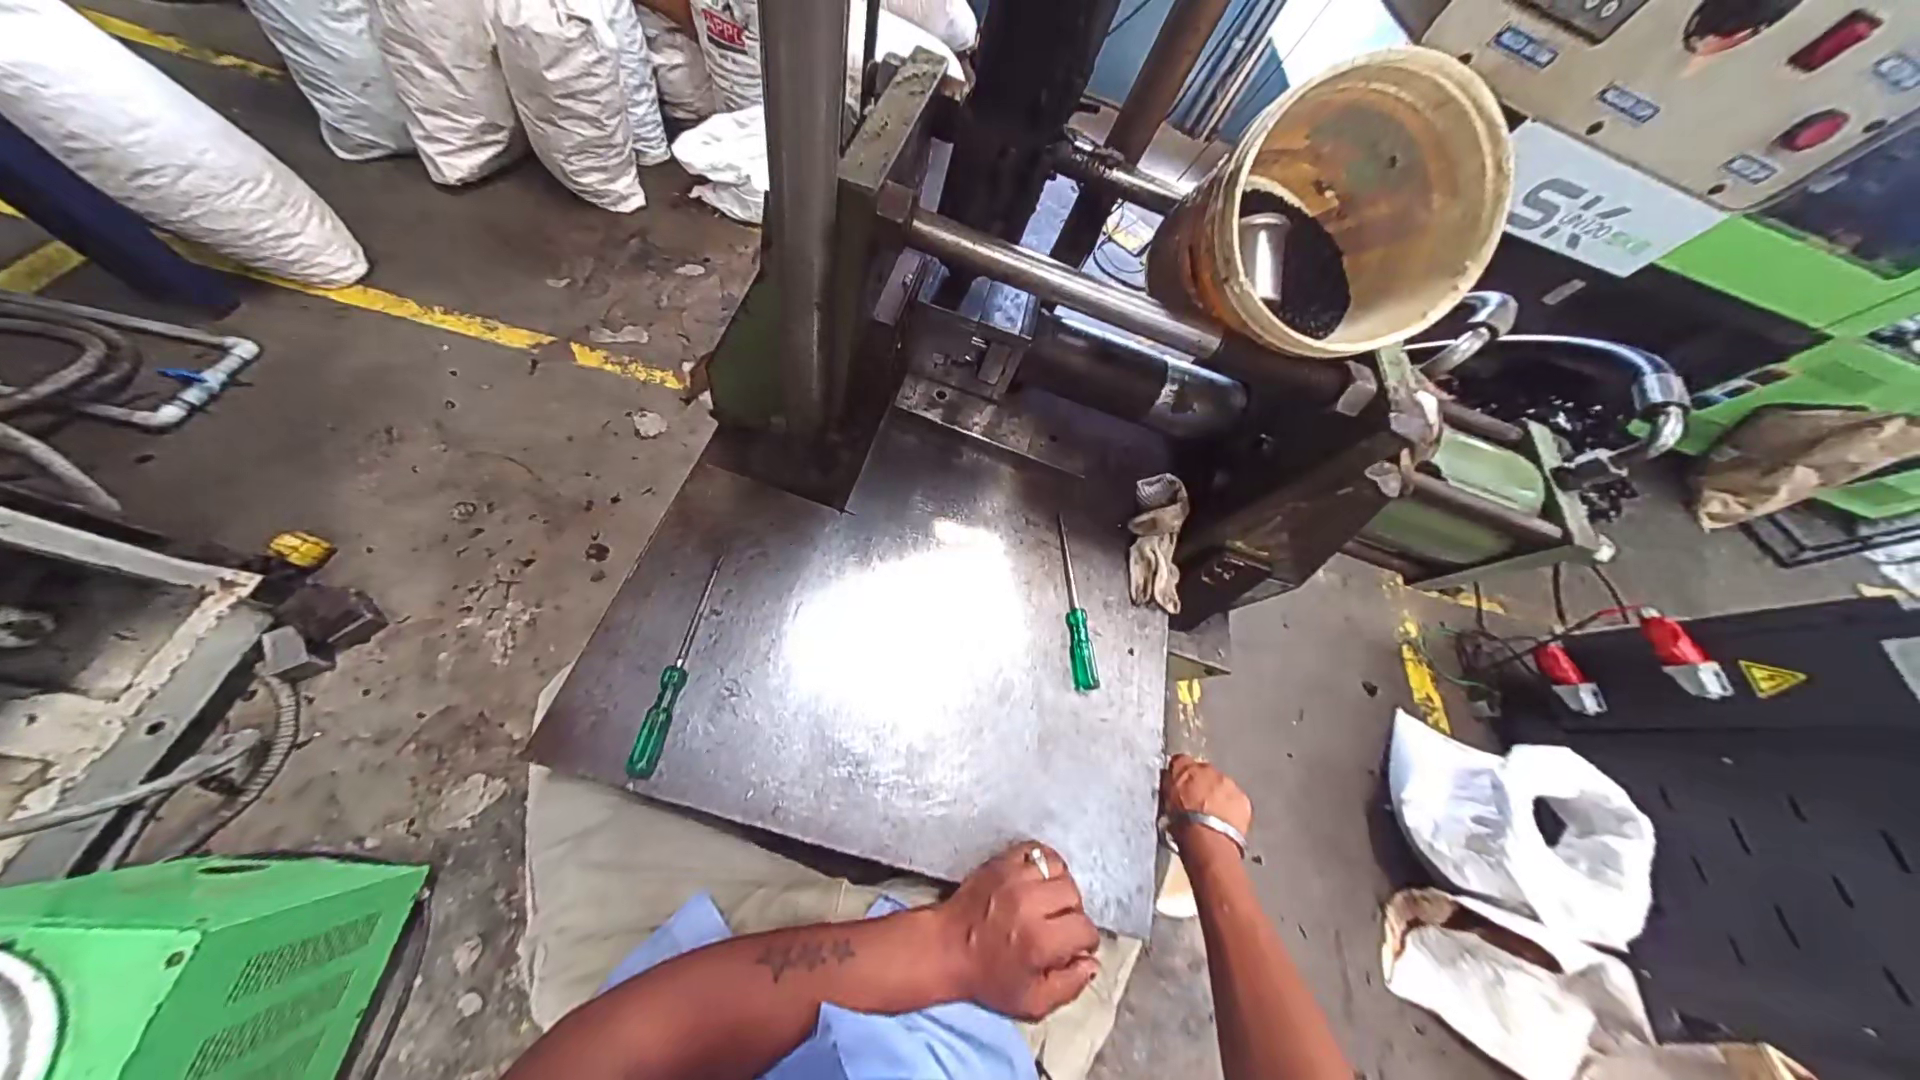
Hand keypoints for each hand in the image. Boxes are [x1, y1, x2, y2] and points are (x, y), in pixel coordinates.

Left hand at [933, 843, 1100, 1020]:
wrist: (946, 947)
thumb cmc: (988, 977)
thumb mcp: (1031, 1002)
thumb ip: (1069, 986)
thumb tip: (1092, 962)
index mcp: (1039, 941)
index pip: (1084, 928)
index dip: (1084, 940)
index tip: (1073, 945)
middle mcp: (1029, 903)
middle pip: (1074, 895)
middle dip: (1073, 913)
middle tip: (1059, 923)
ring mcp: (1014, 877)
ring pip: (1059, 869)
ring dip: (1059, 886)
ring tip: (1049, 900)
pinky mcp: (1001, 861)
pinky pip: (1036, 849)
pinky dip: (1043, 862)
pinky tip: (1038, 879)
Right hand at [1162, 754, 1252, 837]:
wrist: (1209, 839)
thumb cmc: (1182, 821)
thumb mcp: (1166, 799)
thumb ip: (1169, 783)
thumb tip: (1170, 777)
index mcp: (1186, 767)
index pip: (1180, 760)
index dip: (1180, 772)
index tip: (1180, 783)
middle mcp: (1209, 769)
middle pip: (1205, 771)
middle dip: (1202, 782)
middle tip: (1198, 800)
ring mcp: (1229, 783)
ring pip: (1222, 784)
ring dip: (1218, 793)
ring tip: (1214, 812)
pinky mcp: (1243, 799)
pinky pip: (1236, 799)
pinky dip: (1232, 805)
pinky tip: (1227, 819)